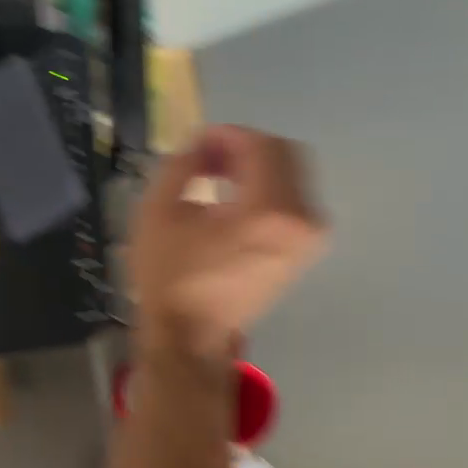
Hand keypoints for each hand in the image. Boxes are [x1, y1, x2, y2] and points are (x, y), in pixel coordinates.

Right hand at [128, 125, 327, 359]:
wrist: (190, 333)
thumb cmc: (167, 276)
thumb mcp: (157, 216)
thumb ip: (179, 169)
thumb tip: (198, 144)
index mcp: (269, 209)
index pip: (262, 148)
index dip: (229, 135)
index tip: (197, 139)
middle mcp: (303, 217)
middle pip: (286, 156)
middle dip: (244, 148)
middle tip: (203, 156)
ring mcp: (310, 235)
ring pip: (291, 177)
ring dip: (254, 168)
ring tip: (212, 179)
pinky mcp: (304, 247)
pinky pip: (291, 201)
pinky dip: (263, 190)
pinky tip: (228, 202)